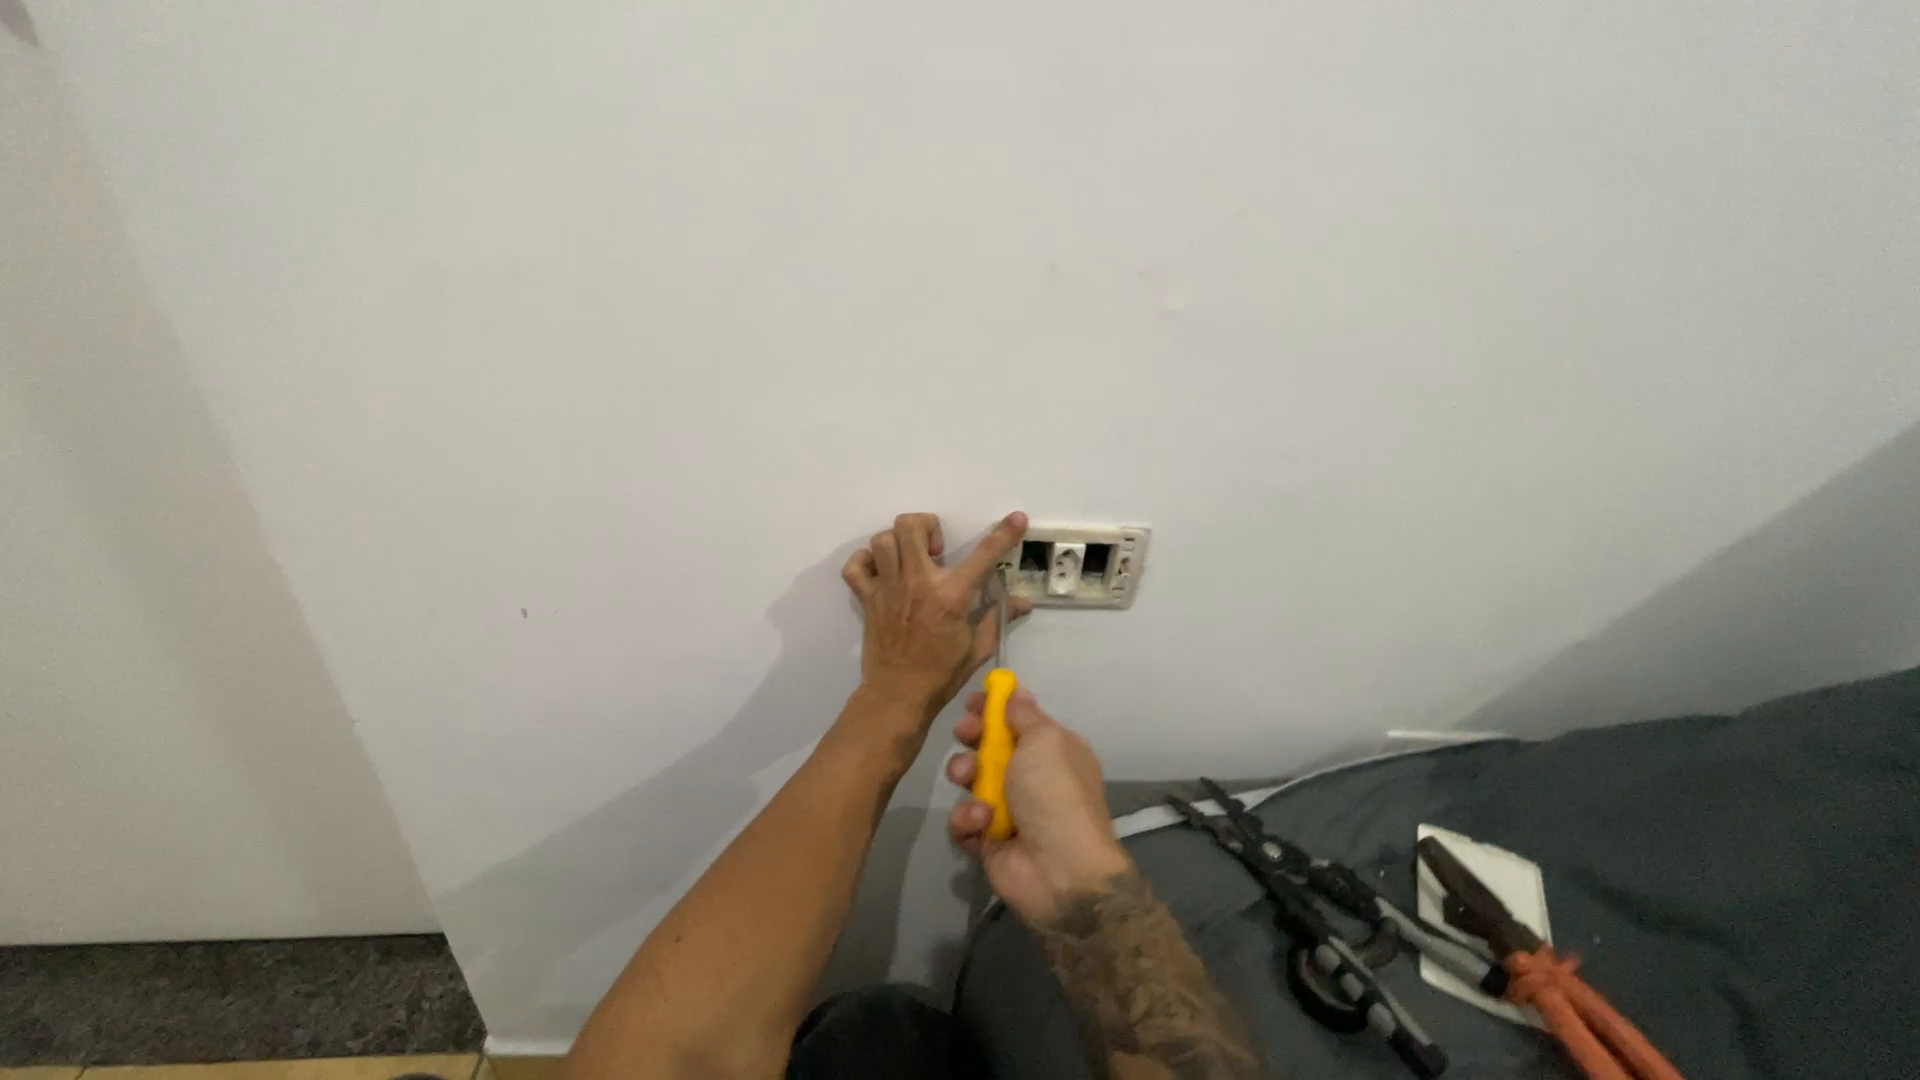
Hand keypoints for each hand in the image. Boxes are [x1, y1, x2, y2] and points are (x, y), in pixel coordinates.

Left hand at [842, 511, 1032, 721]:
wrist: (898, 695)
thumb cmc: (942, 674)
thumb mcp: (978, 648)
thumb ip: (998, 617)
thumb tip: (1022, 601)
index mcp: (951, 596)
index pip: (984, 555)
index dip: (1004, 533)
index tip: (1015, 519)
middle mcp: (917, 583)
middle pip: (910, 526)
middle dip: (926, 526)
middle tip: (935, 550)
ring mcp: (887, 588)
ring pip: (882, 540)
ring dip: (898, 543)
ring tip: (910, 561)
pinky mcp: (867, 599)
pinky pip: (855, 566)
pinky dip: (865, 562)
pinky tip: (882, 572)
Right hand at [945, 689, 1133, 926]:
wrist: (1061, 871)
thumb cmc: (1055, 794)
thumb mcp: (1046, 741)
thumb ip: (1025, 715)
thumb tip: (1017, 691)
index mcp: (1051, 750)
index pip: (1017, 719)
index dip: (994, 708)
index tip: (974, 702)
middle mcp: (1030, 776)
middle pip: (988, 745)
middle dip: (972, 736)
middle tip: (965, 733)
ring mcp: (1008, 808)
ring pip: (970, 779)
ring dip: (965, 773)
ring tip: (969, 779)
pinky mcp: (987, 839)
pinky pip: (964, 819)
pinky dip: (968, 818)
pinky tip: (982, 821)